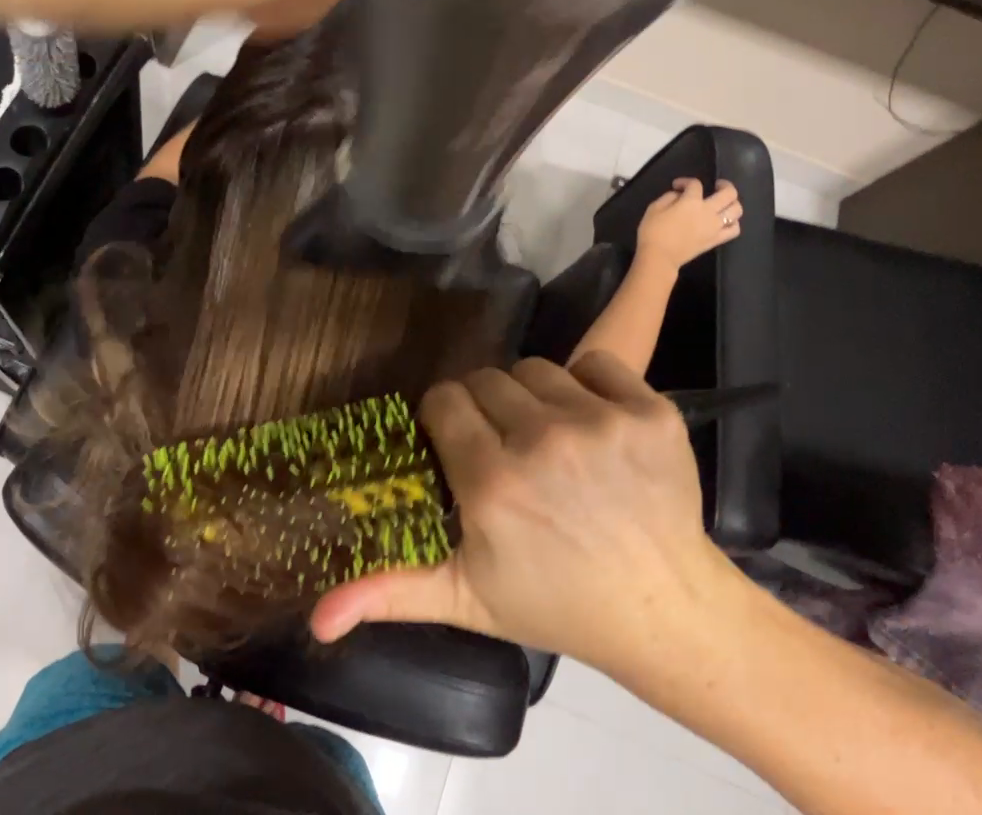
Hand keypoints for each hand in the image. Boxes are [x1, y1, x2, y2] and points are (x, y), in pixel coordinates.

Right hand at [310, 353, 742, 682]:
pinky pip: (596, 364)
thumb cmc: (557, 605)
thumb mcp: (465, 600)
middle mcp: (543, 441)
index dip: (443, 419)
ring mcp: (601, 423)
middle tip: (501, 447)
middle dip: (483, 408)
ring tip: (545, 437)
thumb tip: (317, 617)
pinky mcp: (651, 412)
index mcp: (491, 481)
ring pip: (536, 369)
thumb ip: (387, 592)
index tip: (456, 445)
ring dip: (532, 396)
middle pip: (486, 379)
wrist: (665, 610)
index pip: (443, 400)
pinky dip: (589, 385)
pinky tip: (590, 425)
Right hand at [636, 179, 741, 274]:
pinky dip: (734, 223)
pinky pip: (734, 230)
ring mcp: (715, 226)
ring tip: (725, 203)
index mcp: (691, 202)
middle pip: (728, 193)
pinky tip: (726, 221)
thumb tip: (678, 195)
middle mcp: (708, 211)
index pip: (695, 184)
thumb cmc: (653, 232)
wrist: (659, 257)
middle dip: (725, 185)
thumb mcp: (653, 209)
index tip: (677, 185)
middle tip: (717, 185)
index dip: (686, 181)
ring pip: (737, 210)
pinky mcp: (716, 239)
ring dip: (733, 203)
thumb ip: (668, 197)